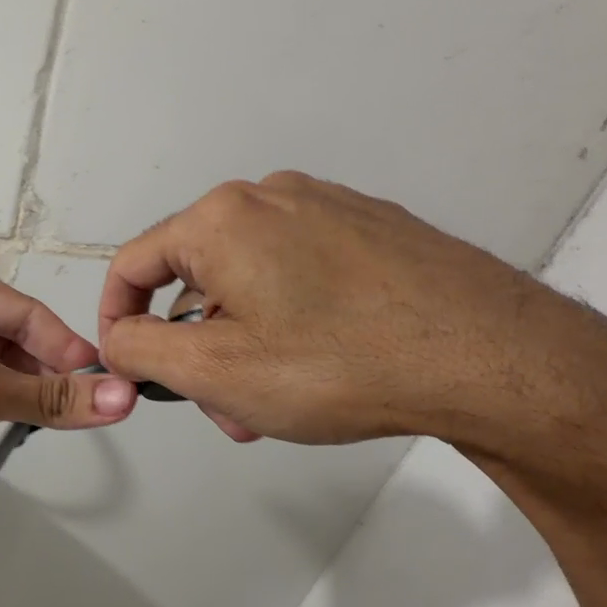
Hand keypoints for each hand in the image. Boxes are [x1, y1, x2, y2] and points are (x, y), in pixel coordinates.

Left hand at [0, 256, 137, 482]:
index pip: (28, 314)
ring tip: (45, 415)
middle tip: (78, 403)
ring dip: (17, 389)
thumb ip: (50, 398)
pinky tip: (6, 418)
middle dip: (42, 372)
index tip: (99, 379)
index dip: (66, 350)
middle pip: (12, 338)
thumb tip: (111, 398)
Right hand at [98, 171, 595, 447]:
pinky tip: (314, 372)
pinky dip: (282, 326)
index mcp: (221, 219)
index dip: (115, 322)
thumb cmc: (333, 364)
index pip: (131, 265)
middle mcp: (271, 196)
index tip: (126, 371)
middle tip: (218, 409)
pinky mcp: (374, 230)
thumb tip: (119, 338)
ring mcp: (329, 208)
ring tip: (268, 406)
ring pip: (246, 284)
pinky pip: (296, 277)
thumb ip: (139, 350)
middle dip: (191, 349)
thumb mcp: (211, 370)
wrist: (491, 359)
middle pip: (192, 278)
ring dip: (237, 347)